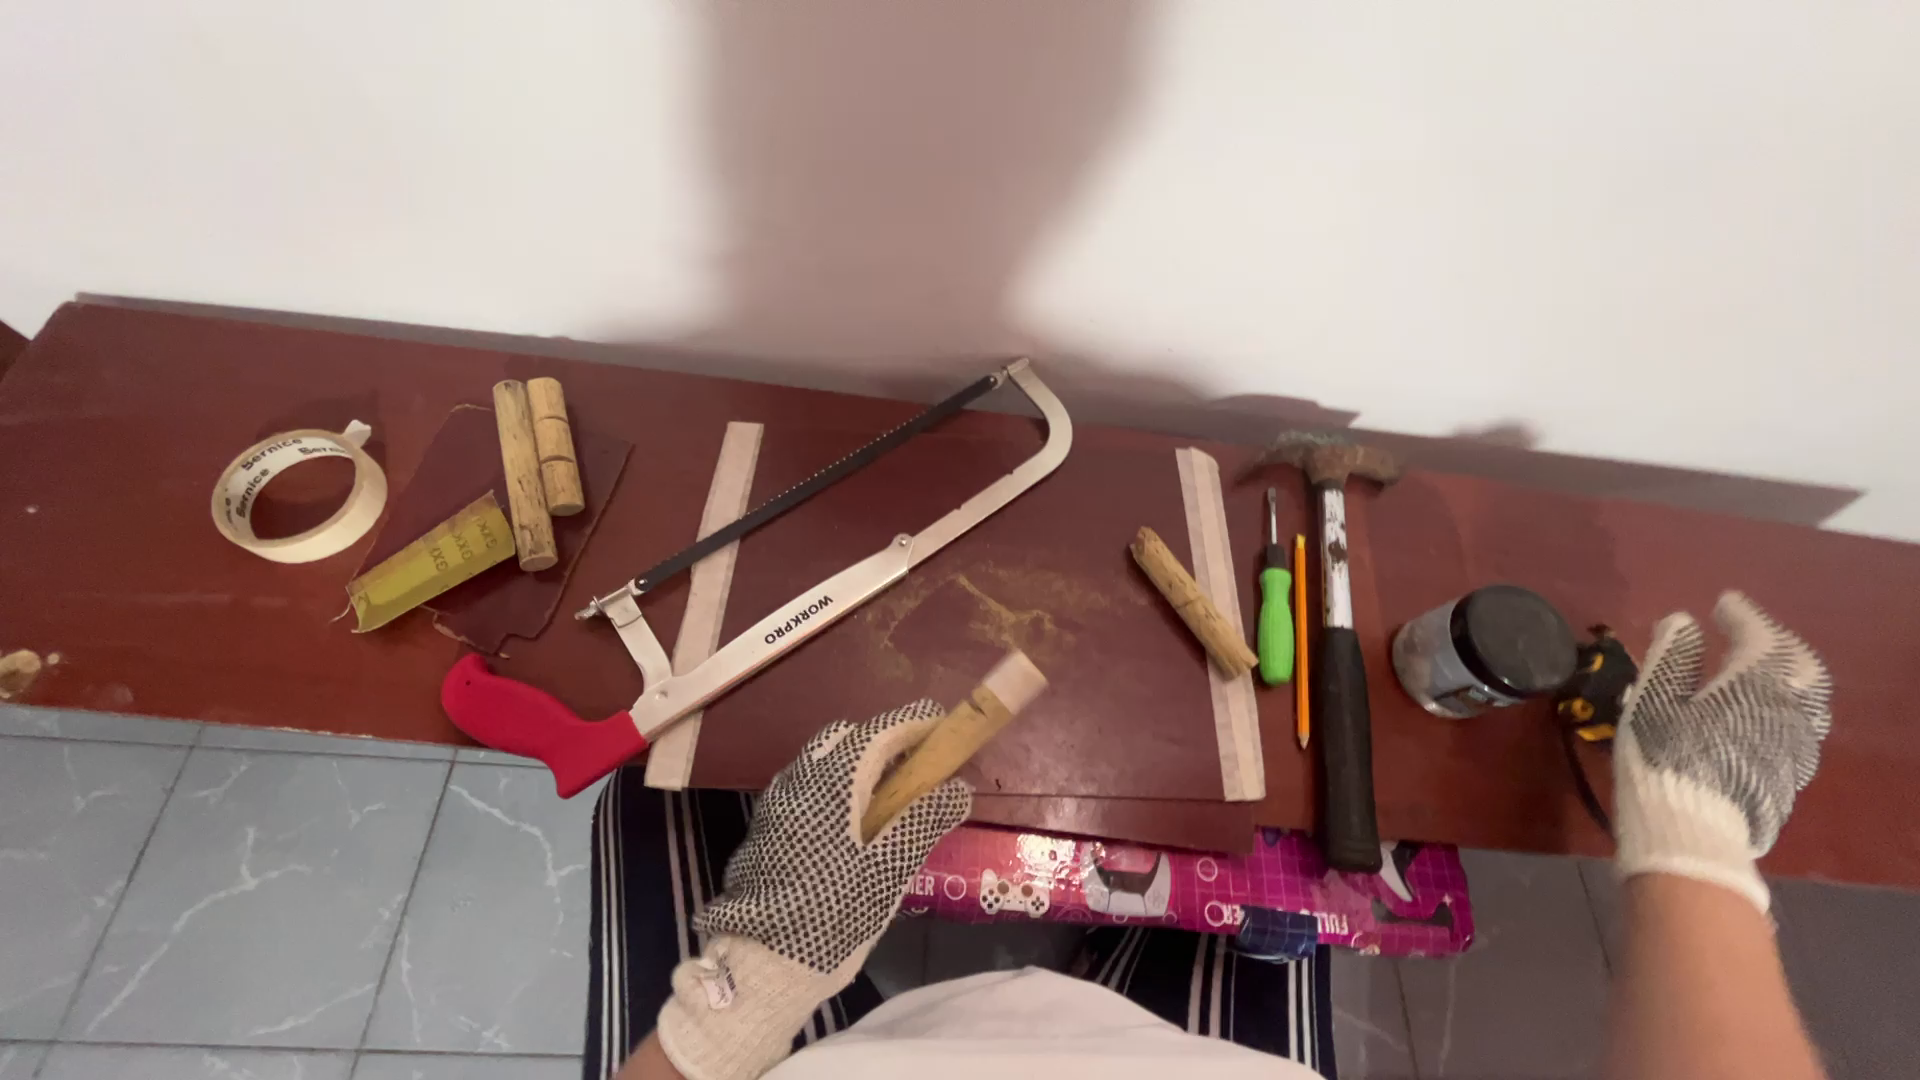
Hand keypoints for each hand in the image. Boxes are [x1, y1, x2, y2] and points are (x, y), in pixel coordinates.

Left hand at [654, 702, 970, 1079]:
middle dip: (884, 740)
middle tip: (918, 768)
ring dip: (857, 764)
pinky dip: (836, 787)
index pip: (878, 731)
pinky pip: (806, 787)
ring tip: (889, 800)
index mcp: (830, 783)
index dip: (914, 723)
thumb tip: (957, 788)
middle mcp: (798, 780)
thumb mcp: (886, 872)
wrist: (755, 972)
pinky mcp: (765, 828)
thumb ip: (923, 822)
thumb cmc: (828, 917)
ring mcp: (776, 803)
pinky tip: (850, 828)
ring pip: (821, 761)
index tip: (944, 727)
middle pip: (846, 737)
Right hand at [1613, 591, 1831, 912]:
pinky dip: (1782, 698)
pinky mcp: (1789, 768)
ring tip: (1756, 665)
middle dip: (1773, 641)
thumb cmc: (1665, 754)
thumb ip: (1671, 657)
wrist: (1692, 824)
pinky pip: (1798, 719)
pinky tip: (1759, 707)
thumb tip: (1680, 623)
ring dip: (1783, 670)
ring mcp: (1795, 742)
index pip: (1760, 639)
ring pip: (1805, 694)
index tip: (1724, 602)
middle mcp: (1788, 709)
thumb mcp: (1655, 700)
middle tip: (1746, 629)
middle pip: (1798, 665)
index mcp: (1754, 686)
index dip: (1743, 616)